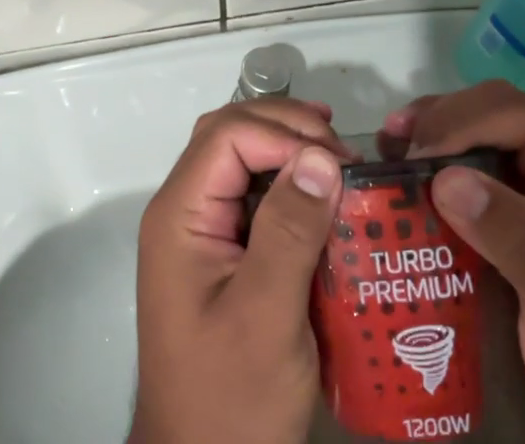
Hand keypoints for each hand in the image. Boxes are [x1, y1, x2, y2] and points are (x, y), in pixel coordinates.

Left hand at [131, 99, 353, 443]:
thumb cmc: (231, 395)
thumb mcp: (266, 314)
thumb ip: (289, 231)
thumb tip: (321, 157)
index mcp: (180, 216)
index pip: (227, 136)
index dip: (284, 133)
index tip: (341, 164)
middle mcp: (184, 213)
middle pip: (228, 137)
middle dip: (286, 129)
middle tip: (344, 151)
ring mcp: (202, 235)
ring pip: (240, 162)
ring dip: (289, 151)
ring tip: (342, 160)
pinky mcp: (224, 258)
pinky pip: (253, 200)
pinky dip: (291, 187)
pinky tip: (327, 198)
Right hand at [380, 81, 524, 443]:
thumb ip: (517, 237)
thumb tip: (444, 176)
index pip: (519, 117)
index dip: (461, 118)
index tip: (411, 152)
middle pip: (491, 125)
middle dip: (436, 128)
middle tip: (385, 151)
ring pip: (473, 163)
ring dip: (426, 159)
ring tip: (382, 171)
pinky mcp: (509, 255)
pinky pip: (463, 208)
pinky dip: (426, 201)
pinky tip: (396, 212)